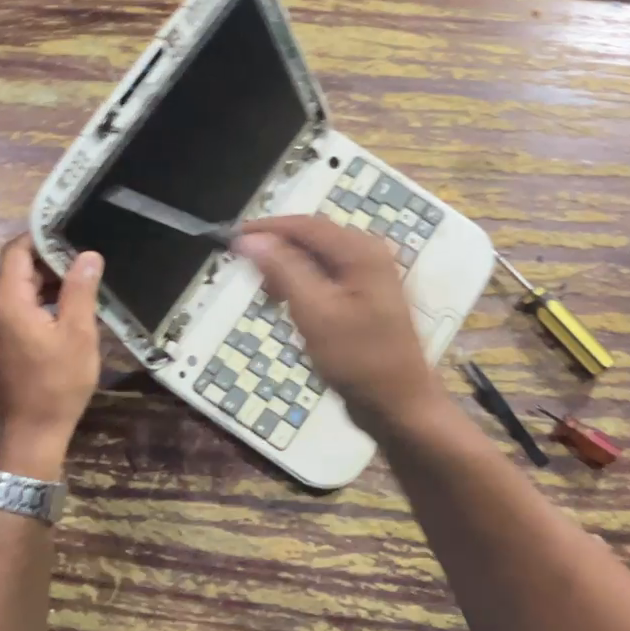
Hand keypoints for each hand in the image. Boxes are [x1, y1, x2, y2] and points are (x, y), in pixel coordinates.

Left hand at [0, 235, 102, 477]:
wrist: (32, 432)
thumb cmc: (58, 383)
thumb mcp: (78, 334)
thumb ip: (80, 289)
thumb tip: (87, 255)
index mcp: (5, 301)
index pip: (17, 250)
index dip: (43, 239)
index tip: (73, 238)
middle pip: (14, 269)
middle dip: (48, 263)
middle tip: (84, 265)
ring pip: (14, 289)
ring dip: (43, 285)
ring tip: (80, 288)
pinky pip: (11, 309)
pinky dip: (34, 304)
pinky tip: (63, 313)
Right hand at [233, 216, 439, 429]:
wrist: (399, 404)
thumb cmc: (358, 360)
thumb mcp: (315, 313)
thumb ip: (283, 271)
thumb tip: (251, 239)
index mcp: (361, 251)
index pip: (305, 225)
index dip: (266, 229)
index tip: (230, 239)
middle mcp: (369, 255)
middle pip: (312, 239)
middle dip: (277, 250)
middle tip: (246, 272)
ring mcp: (370, 278)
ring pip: (318, 260)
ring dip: (288, 270)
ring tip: (267, 295)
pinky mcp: (365, 299)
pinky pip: (327, 279)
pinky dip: (303, 286)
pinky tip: (291, 307)